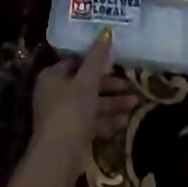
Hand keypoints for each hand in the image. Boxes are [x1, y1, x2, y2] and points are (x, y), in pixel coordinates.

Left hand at [28, 29, 137, 184]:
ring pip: (90, 104)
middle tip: (130, 85)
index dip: (95, 62)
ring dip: (112, 103)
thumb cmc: (71, 110)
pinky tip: (125, 121)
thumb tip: (107, 32)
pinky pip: (91, 122)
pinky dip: (106, 120)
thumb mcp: (86, 82)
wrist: (59, 154)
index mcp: (51, 77)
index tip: (116, 62)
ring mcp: (62, 115)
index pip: (74, 63)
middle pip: (84, 84)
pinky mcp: (71, 134)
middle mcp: (54, 93)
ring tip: (136, 103)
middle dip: (109, 86)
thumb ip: (97, 59)